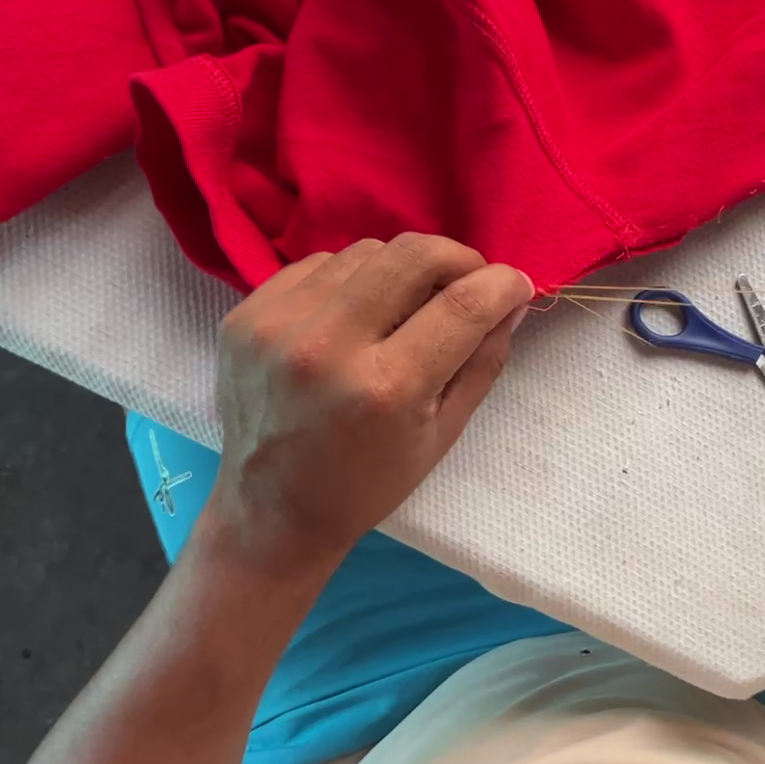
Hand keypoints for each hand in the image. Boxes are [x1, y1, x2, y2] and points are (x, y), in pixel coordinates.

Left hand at [205, 234, 533, 566]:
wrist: (270, 512)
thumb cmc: (369, 484)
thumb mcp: (443, 434)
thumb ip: (484, 361)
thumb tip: (512, 301)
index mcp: (386, 388)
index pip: (463, 305)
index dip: (503, 285)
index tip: (517, 284)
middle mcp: (328, 345)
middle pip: (413, 255)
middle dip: (459, 258)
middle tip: (471, 281)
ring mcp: (277, 324)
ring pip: (367, 251)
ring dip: (404, 269)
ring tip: (409, 305)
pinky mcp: (246, 315)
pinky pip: (319, 264)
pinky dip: (354, 278)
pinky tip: (358, 312)